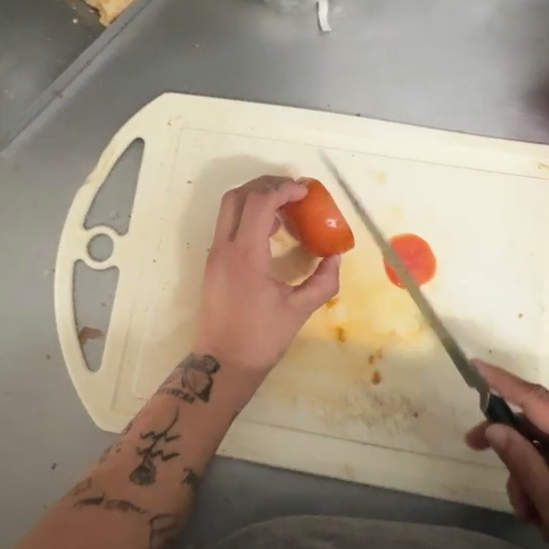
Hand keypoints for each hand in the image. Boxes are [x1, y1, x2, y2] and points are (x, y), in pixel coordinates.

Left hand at [192, 177, 340, 379]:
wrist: (222, 363)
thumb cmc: (261, 338)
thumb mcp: (299, 310)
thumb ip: (323, 281)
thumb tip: (336, 258)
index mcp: (245, 254)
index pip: (259, 202)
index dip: (283, 189)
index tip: (305, 192)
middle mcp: (224, 248)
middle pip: (236, 196)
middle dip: (264, 185)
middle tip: (292, 191)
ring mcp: (214, 256)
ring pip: (227, 210)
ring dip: (254, 200)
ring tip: (284, 211)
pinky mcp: (213, 265)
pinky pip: (227, 228)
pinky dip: (246, 218)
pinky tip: (270, 234)